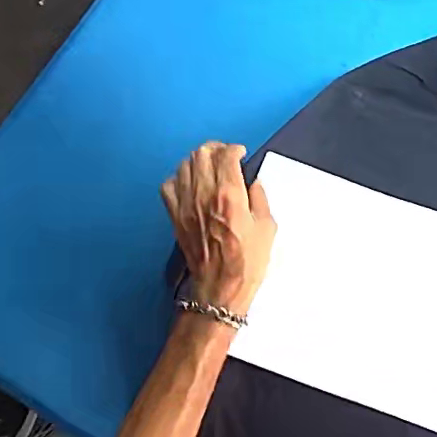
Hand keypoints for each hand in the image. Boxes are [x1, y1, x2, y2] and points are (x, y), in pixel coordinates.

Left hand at [160, 142, 276, 316]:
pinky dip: (179, 178)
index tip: (240, 153)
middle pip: (202, 154)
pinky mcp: (175, 215)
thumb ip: (260, 198)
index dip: (234, 149)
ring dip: (198, 161)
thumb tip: (252, 182)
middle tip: (225, 156)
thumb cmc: (247, 261)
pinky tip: (190, 184)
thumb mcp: (267, 227)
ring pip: (185, 165)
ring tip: (209, 167)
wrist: (220, 286)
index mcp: (229, 195)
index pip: (226, 155)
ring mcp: (186, 204)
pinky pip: (169, 185)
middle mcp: (204, 195)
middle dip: (216, 149)